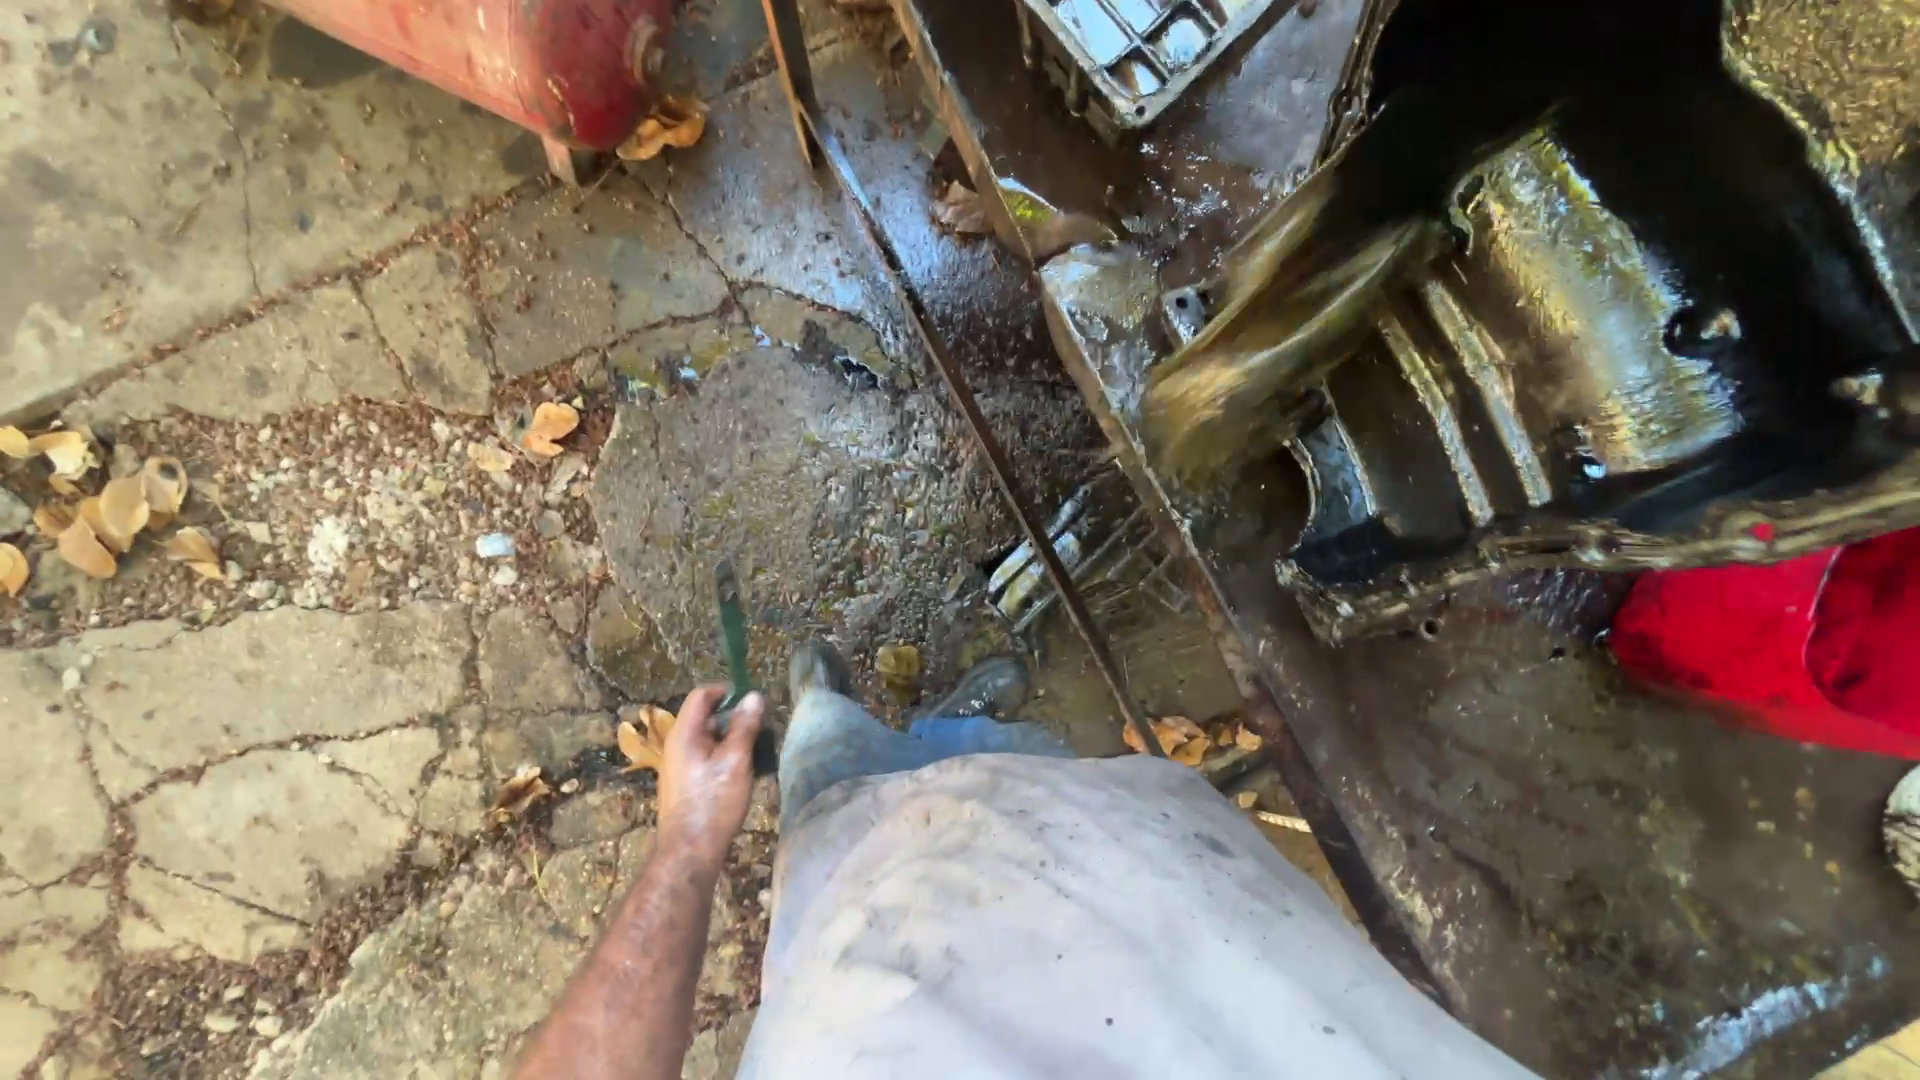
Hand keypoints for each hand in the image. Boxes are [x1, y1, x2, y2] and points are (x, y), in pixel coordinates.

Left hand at [656, 685, 763, 871]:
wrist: (689, 851)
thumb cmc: (713, 802)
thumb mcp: (736, 760)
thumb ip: (745, 726)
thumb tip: (754, 696)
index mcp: (685, 734)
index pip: (702, 695)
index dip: (727, 691)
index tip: (753, 702)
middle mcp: (677, 746)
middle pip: (707, 717)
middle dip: (736, 719)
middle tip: (762, 730)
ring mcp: (679, 766)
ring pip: (709, 740)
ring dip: (733, 740)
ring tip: (758, 753)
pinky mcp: (685, 784)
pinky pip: (706, 758)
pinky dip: (725, 758)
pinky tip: (744, 774)